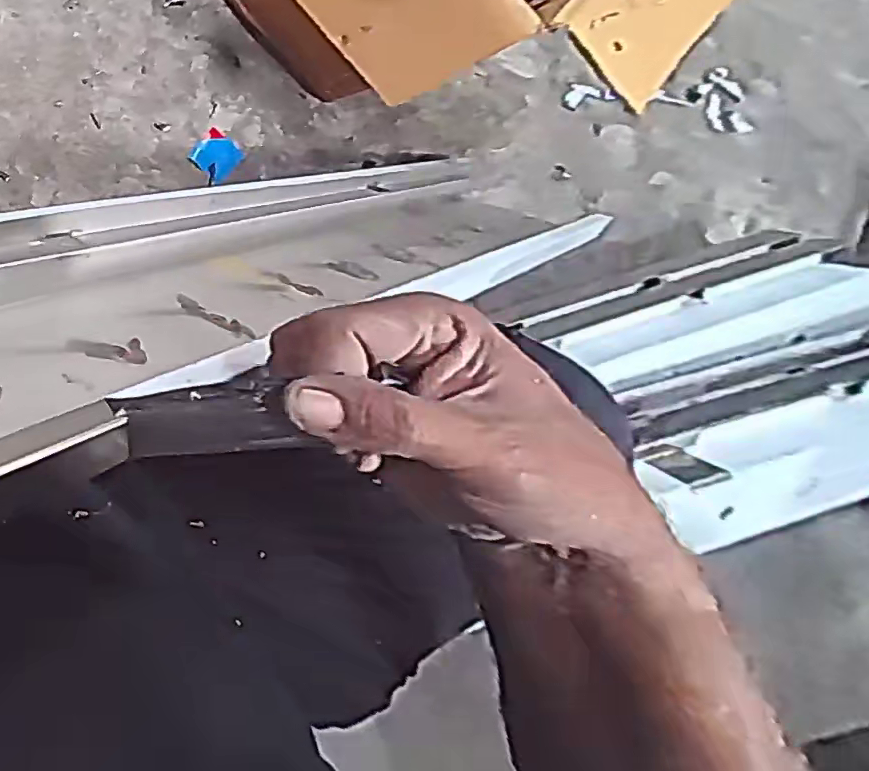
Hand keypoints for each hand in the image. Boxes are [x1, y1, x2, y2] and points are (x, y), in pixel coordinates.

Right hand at [269, 293, 669, 556]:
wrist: (569, 546)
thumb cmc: (566, 485)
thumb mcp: (483, 449)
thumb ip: (388, 420)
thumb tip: (306, 397)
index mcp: (433, 323)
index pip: (338, 330)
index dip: (329, 375)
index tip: (342, 422)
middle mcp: (398, 341)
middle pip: (307, 344)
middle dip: (319, 395)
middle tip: (360, 435)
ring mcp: (376, 377)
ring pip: (299, 374)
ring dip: (319, 420)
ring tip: (372, 449)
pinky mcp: (361, 411)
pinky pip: (306, 408)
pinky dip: (321, 435)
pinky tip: (365, 455)